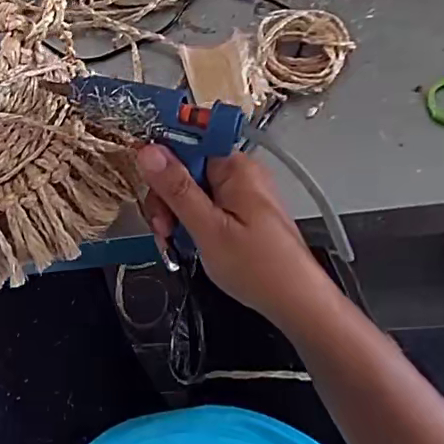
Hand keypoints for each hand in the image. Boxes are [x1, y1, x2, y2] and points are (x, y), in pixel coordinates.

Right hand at [136, 146, 342, 328]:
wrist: (297, 304)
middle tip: (163, 228)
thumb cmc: (260, 269)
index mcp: (236, 168)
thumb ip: (176, 188)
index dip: (163, 159)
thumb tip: (150, 152)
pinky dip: (191, 223)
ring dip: (176, 214)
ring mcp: (241, 194)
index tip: (147, 182)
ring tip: (174, 242)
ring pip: (192, 190)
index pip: (189, 140)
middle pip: (186, 168)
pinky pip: (206, 206)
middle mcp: (240, 174)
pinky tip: (187, 244)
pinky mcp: (241, 213)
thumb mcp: (208, 229)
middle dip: (166, 197)